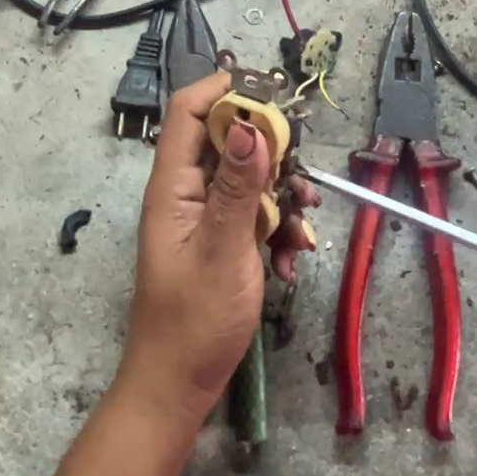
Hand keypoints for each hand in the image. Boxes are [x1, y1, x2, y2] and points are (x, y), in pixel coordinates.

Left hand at [115, 72, 275, 425]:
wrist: (180, 386)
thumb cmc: (195, 322)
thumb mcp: (223, 250)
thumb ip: (239, 187)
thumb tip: (251, 123)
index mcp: (173, 185)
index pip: (189, 111)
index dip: (226, 90)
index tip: (274, 91)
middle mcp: (187, 191)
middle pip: (230, 140)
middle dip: (271, 153)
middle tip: (300, 176)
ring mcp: (206, 215)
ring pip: (251, 177)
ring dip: (283, 197)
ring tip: (303, 228)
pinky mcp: (223, 237)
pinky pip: (257, 212)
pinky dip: (280, 228)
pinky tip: (293, 259)